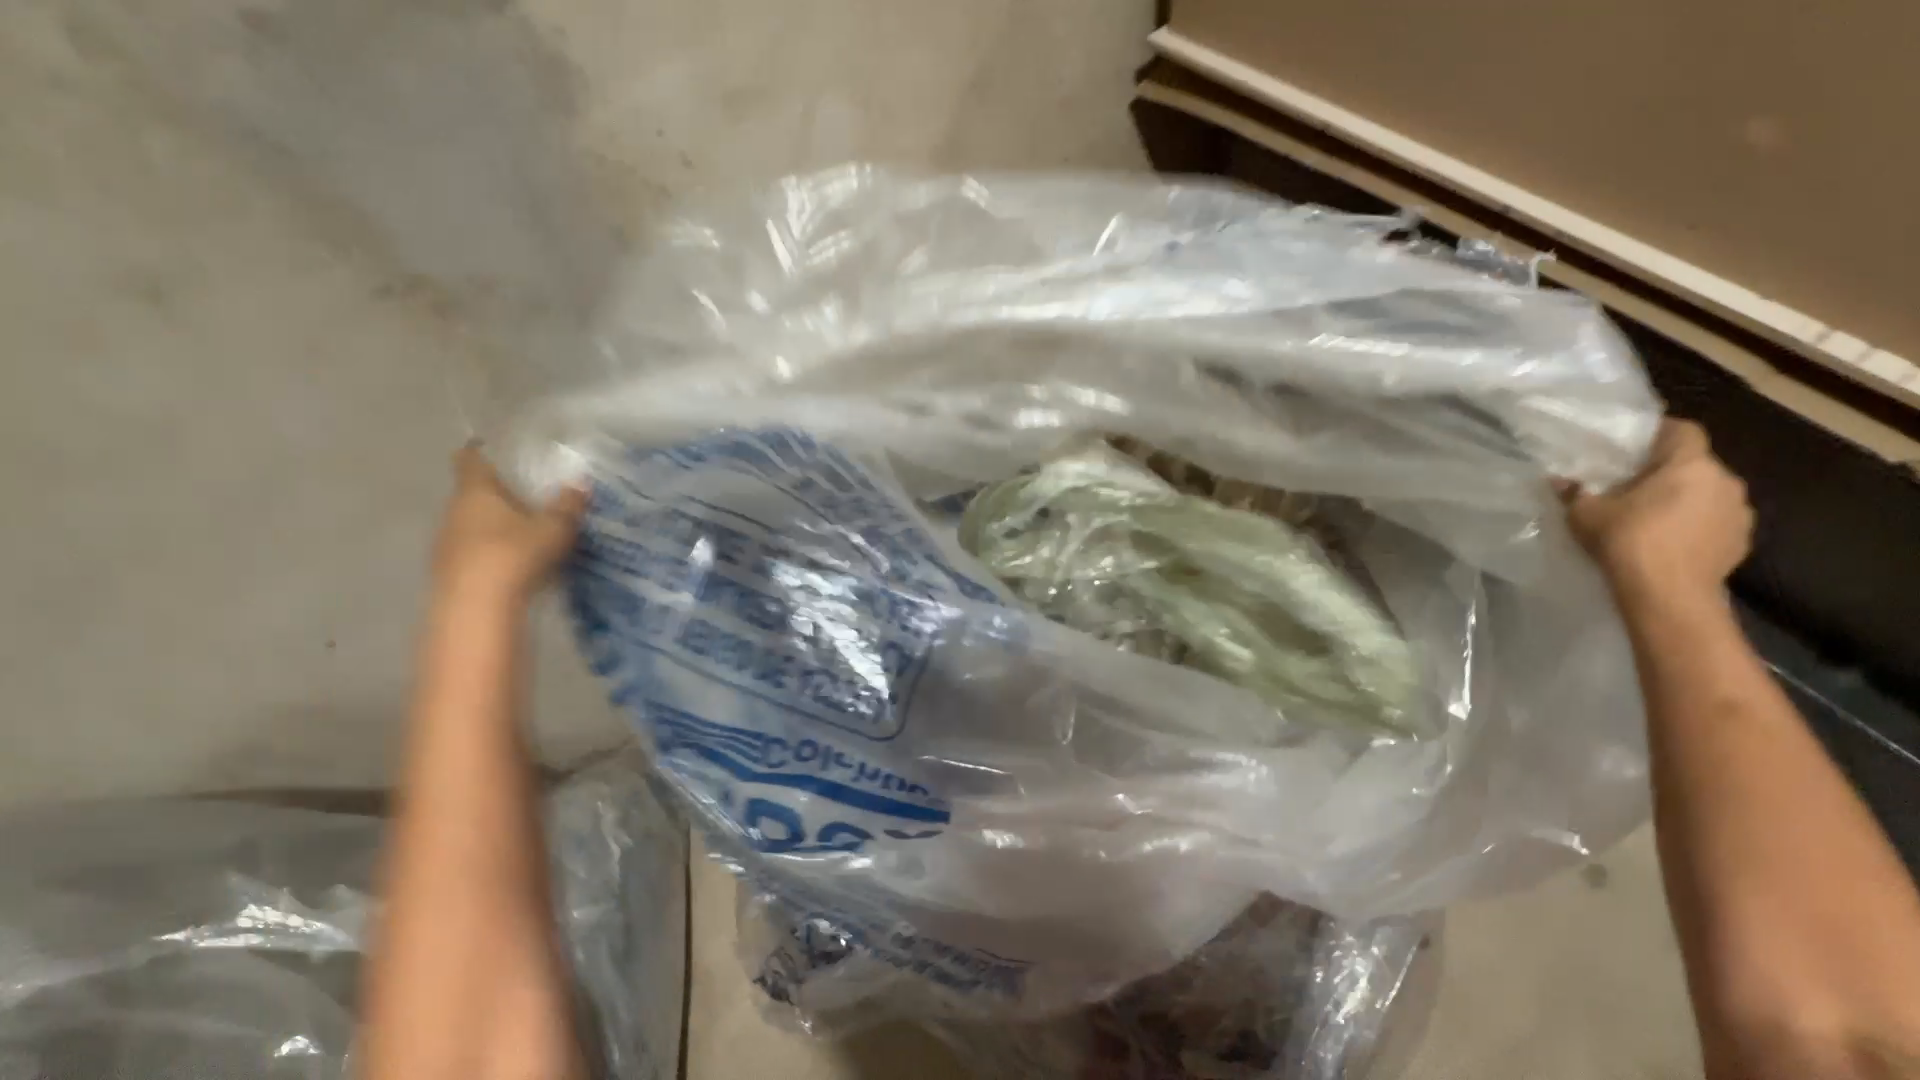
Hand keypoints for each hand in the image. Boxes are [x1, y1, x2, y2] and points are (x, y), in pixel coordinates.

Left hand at [433, 442, 588, 598]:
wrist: (475, 610)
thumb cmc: (514, 555)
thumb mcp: (554, 529)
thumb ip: (567, 505)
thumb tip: (580, 483)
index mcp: (475, 491)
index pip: (470, 458)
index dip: (482, 450)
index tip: (499, 449)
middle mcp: (453, 512)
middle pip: (471, 493)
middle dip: (496, 494)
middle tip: (528, 495)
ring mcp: (445, 544)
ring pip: (470, 525)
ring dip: (492, 527)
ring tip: (524, 533)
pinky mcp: (447, 574)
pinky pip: (471, 553)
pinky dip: (490, 553)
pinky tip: (512, 565)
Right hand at [1561, 419, 1753, 602]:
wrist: (1669, 596)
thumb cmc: (1629, 542)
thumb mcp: (1585, 515)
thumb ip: (1574, 493)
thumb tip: (1558, 480)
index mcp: (1690, 465)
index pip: (1684, 430)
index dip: (1661, 432)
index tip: (1636, 445)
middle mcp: (1724, 480)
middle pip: (1696, 464)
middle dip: (1669, 472)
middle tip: (1636, 486)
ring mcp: (1739, 512)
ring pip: (1709, 494)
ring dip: (1686, 499)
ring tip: (1655, 517)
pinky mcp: (1742, 541)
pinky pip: (1717, 522)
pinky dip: (1698, 525)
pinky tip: (1672, 542)